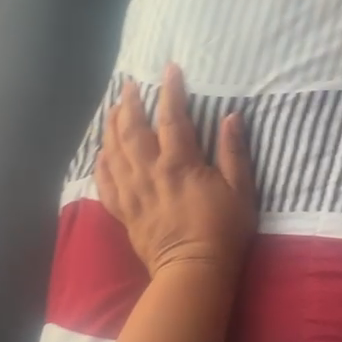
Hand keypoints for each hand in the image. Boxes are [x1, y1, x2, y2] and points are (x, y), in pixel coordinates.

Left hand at [96, 65, 256, 280]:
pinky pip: (105, 182)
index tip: (168, 69)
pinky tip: (102, 151)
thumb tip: (231, 116)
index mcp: (180, 163)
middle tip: (129, 84)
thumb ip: (234, 151)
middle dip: (130, 103)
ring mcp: (133, 192)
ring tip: (114, 108)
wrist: (194, 273)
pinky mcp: (124, 212)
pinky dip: (101, 163)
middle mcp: (150, 172)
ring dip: (112, 126)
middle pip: (132, 129)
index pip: (172, 118)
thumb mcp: (241, 190)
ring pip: (114, 151)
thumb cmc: (224, 231)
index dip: (170, 91)